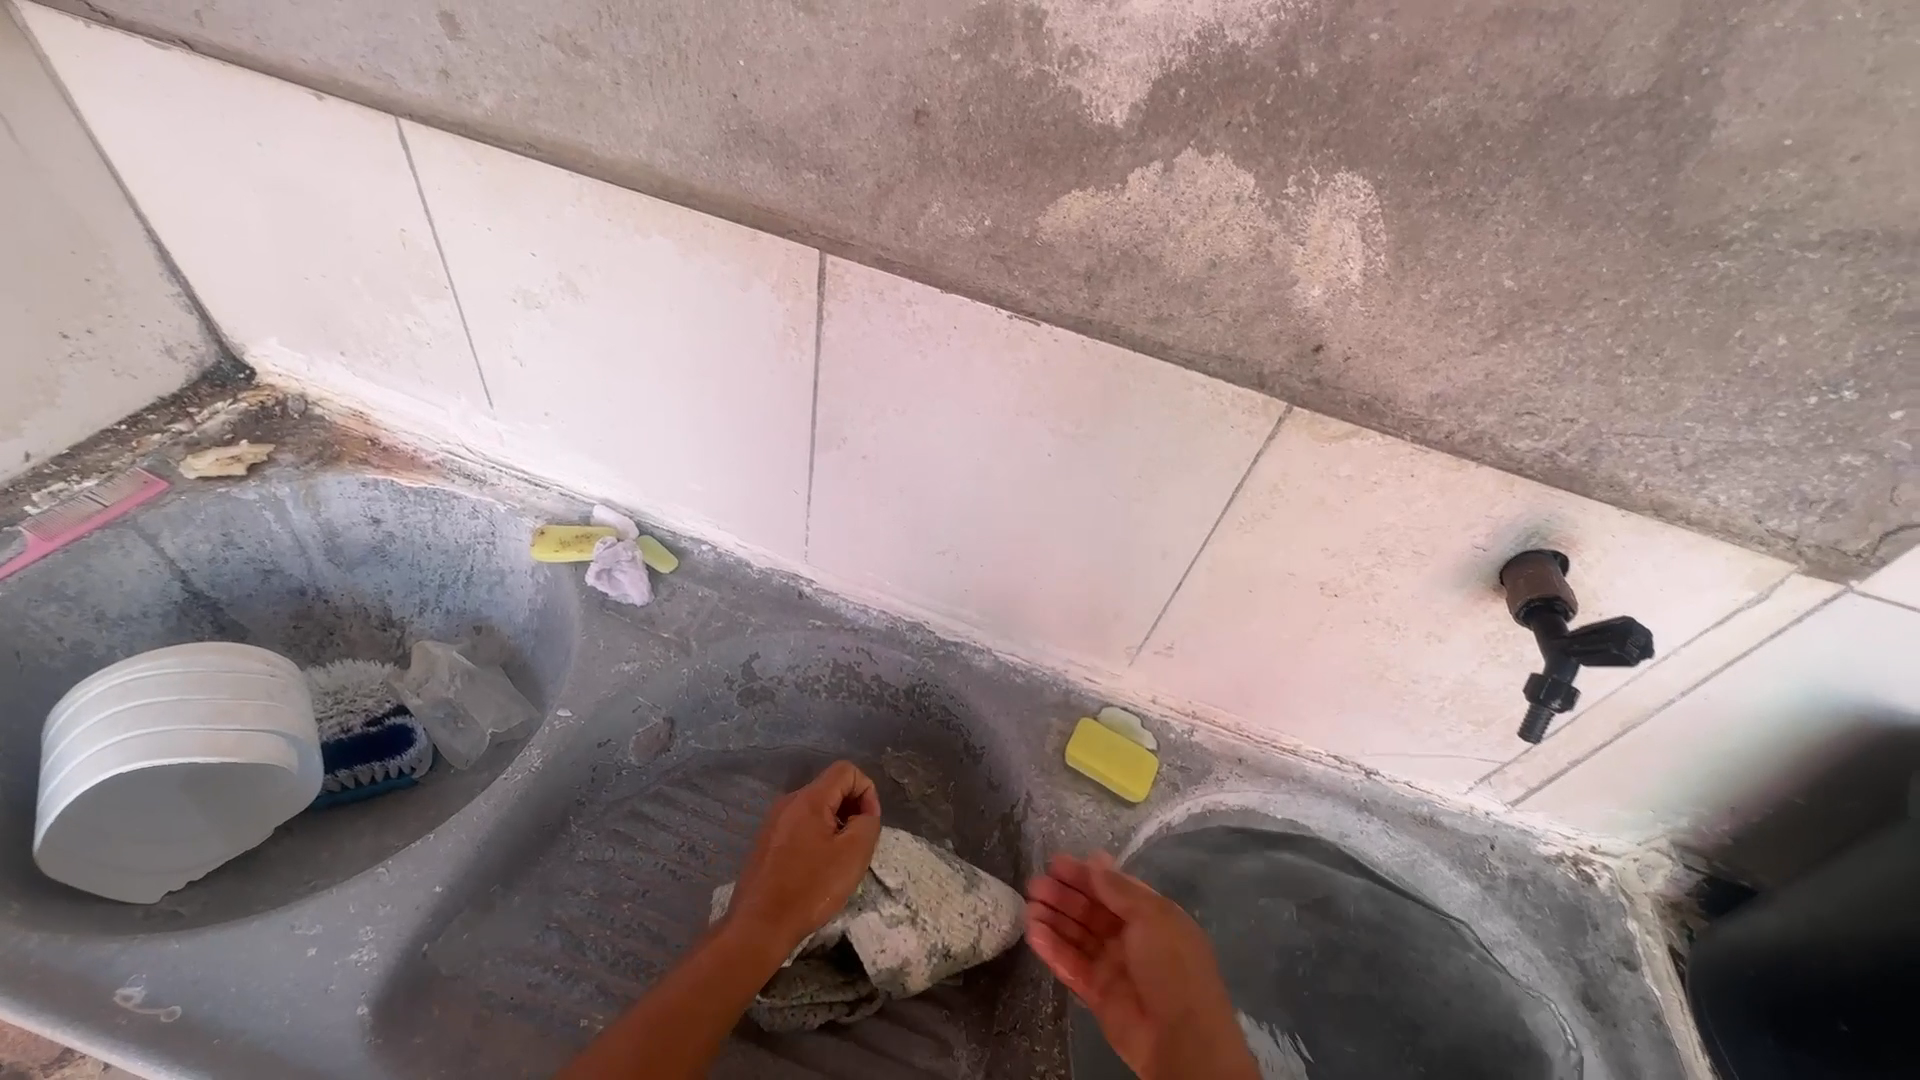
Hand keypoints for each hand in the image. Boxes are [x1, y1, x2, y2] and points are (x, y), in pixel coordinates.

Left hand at [725, 761, 881, 956]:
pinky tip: (817, 869)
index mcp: (808, 799)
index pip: (846, 771)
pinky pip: (800, 826)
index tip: (869, 824)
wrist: (759, 925)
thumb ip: (868, 823)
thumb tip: (864, 813)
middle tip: (858, 844)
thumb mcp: (853, 854)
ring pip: (816, 808)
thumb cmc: (810, 888)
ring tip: (839, 859)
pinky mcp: (766, 842)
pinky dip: (817, 837)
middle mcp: (788, 802)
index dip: (866, 791)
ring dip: (835, 825)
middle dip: (852, 809)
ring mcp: (774, 822)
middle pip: (830, 787)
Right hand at [1026, 852, 1257, 1079]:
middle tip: (1036, 883)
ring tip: (1029, 905)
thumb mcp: (1152, 916)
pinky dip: (1053, 949)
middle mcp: (1132, 939)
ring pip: (1077, 936)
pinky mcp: (1097, 993)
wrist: (1181, 1037)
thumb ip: (1119, 889)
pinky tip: (1033, 933)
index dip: (1085, 875)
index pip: (1113, 889)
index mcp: (1151, 917)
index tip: (1056, 862)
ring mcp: (1113, 967)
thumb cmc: (1172, 965)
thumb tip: (1095, 861)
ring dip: (1054, 919)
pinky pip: (1072, 965)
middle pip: (1091, 911)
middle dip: (1064, 896)